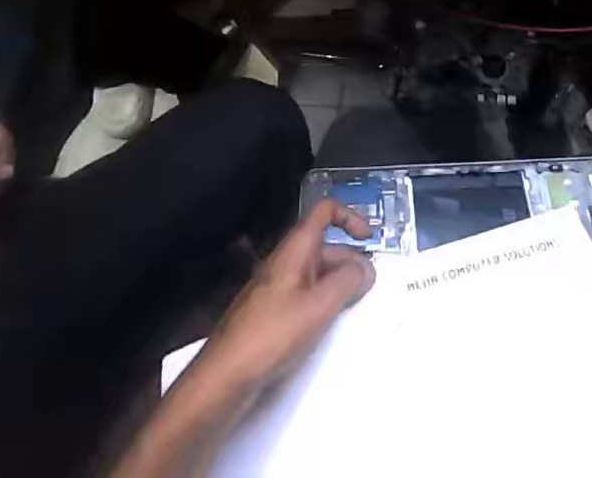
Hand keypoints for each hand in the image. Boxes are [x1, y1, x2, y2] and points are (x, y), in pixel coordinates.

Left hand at [110, 200, 376, 477]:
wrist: (222, 380)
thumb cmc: (272, 334)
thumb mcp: (319, 305)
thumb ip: (348, 281)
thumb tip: (366, 268)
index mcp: (295, 250)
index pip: (325, 211)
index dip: (350, 217)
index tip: (369, 239)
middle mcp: (285, 262)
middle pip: (325, 245)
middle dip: (351, 260)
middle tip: (369, 286)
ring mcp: (277, 288)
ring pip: (317, 273)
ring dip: (339, 282)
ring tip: (355, 305)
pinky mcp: (272, 313)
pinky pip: (305, 295)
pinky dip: (324, 301)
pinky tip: (330, 323)